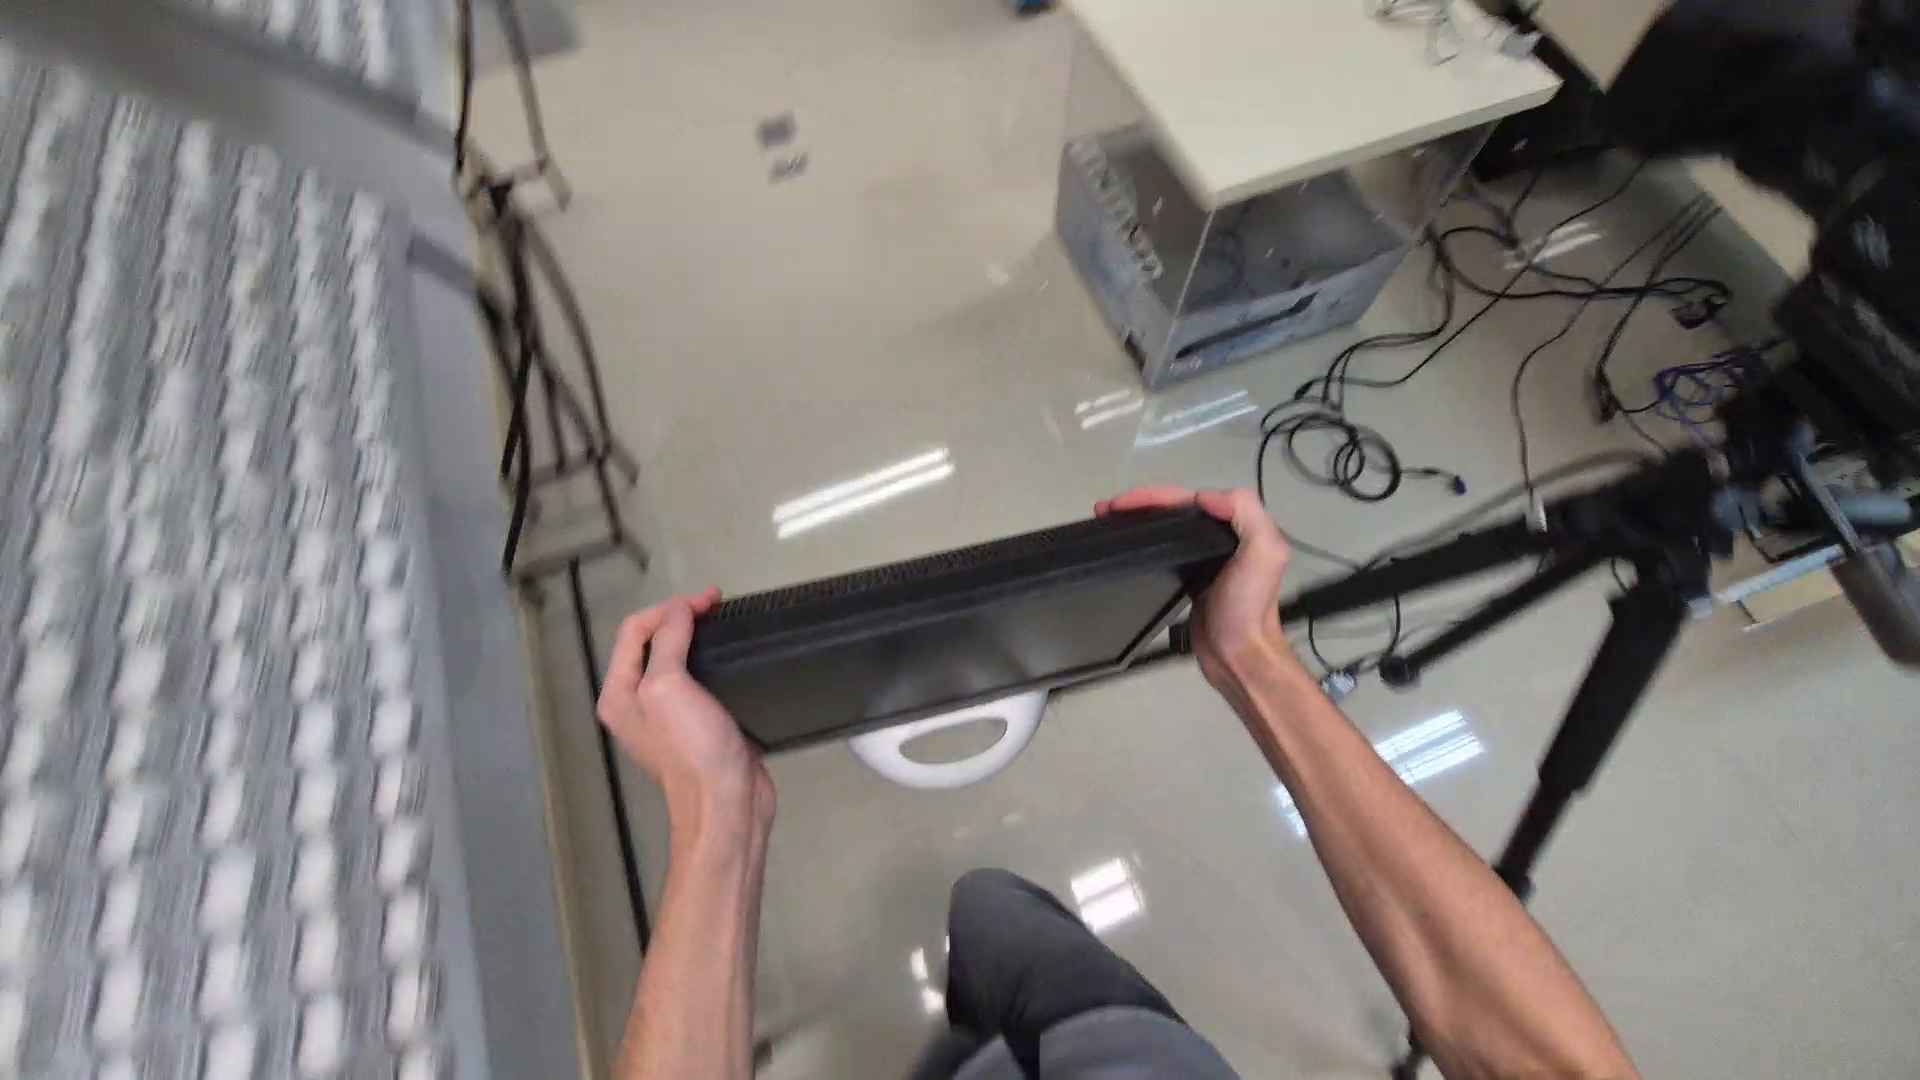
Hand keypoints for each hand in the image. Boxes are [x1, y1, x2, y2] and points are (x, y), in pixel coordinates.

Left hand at [598, 588, 774, 838]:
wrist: (726, 804)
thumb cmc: (692, 747)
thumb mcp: (668, 687)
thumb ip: (667, 642)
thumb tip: (679, 610)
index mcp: (619, 693)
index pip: (634, 631)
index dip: (669, 607)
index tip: (708, 599)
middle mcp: (636, 703)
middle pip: (651, 643)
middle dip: (680, 617)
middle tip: (715, 604)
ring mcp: (667, 716)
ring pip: (675, 660)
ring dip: (694, 636)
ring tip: (721, 623)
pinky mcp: (698, 725)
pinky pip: (697, 680)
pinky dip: (709, 660)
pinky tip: (729, 658)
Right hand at [1097, 487, 1295, 690]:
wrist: (1238, 655)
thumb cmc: (1248, 609)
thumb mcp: (1264, 554)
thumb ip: (1246, 514)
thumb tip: (1205, 496)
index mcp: (1236, 528)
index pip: (1189, 499)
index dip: (1154, 496)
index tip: (1123, 503)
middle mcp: (1220, 538)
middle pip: (1174, 509)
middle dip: (1139, 503)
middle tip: (1107, 508)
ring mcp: (1202, 558)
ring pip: (1166, 527)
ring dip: (1138, 518)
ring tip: (1109, 518)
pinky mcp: (1188, 577)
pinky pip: (1162, 549)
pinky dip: (1143, 541)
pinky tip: (1127, 543)